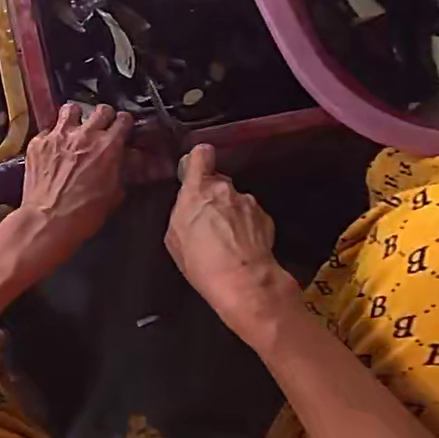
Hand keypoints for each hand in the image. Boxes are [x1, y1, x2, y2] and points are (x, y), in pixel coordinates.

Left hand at [9, 103, 133, 269]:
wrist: (47, 221)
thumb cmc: (83, 214)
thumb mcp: (113, 195)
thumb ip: (120, 172)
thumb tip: (122, 164)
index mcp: (108, 147)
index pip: (123, 119)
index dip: (124, 123)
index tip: (122, 128)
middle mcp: (84, 135)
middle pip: (101, 109)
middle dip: (103, 117)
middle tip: (101, 127)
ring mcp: (58, 136)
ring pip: (71, 109)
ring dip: (76, 117)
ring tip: (75, 128)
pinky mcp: (38, 143)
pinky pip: (48, 130)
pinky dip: (53, 137)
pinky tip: (53, 149)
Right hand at [165, 144, 297, 338]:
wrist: (242, 280)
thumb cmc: (203, 263)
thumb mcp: (174, 238)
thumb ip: (181, 212)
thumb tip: (187, 207)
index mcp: (196, 191)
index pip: (200, 156)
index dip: (199, 159)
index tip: (198, 162)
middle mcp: (223, 189)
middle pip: (217, 183)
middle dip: (213, 197)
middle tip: (208, 222)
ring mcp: (246, 201)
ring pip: (235, 200)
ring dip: (230, 214)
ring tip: (225, 241)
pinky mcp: (264, 216)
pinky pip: (251, 215)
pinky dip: (246, 226)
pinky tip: (240, 246)